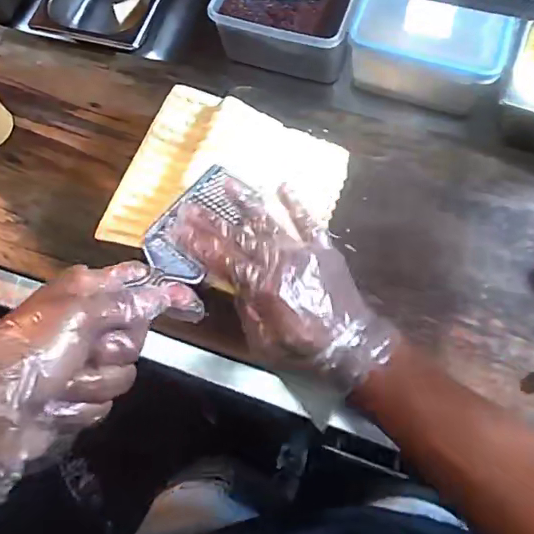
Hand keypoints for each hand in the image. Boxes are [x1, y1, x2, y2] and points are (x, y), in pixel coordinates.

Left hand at [0, 262, 198, 533]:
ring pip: (124, 372)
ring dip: (93, 381)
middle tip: (90, 349)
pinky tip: (57, 404)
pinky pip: (105, 401)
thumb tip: (164, 291)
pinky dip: (82, 405)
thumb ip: (128, 303)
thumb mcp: (80, 315)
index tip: (189, 303)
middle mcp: (87, 323)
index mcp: (84, 291)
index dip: (162, 291)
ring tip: (61, 383)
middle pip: (136, 332)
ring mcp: (82, 363)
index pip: (136, 283)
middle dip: (117, 346)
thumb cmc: (32, 350)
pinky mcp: (80, 398)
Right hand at [167, 175, 396, 390]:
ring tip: (226, 182)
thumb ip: (247, 310)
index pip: (223, 259)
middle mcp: (280, 260)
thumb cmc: (305, 350)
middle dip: (211, 221)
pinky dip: (294, 203)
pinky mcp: (323, 247)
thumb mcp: (264, 342)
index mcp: (263, 285)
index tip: (179, 229)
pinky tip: (282, 186)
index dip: (199, 244)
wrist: (354, 345)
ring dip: (245, 201)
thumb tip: (235, 285)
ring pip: (268, 220)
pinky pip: (307, 220)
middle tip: (189, 207)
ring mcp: (302, 249)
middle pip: (239, 236)